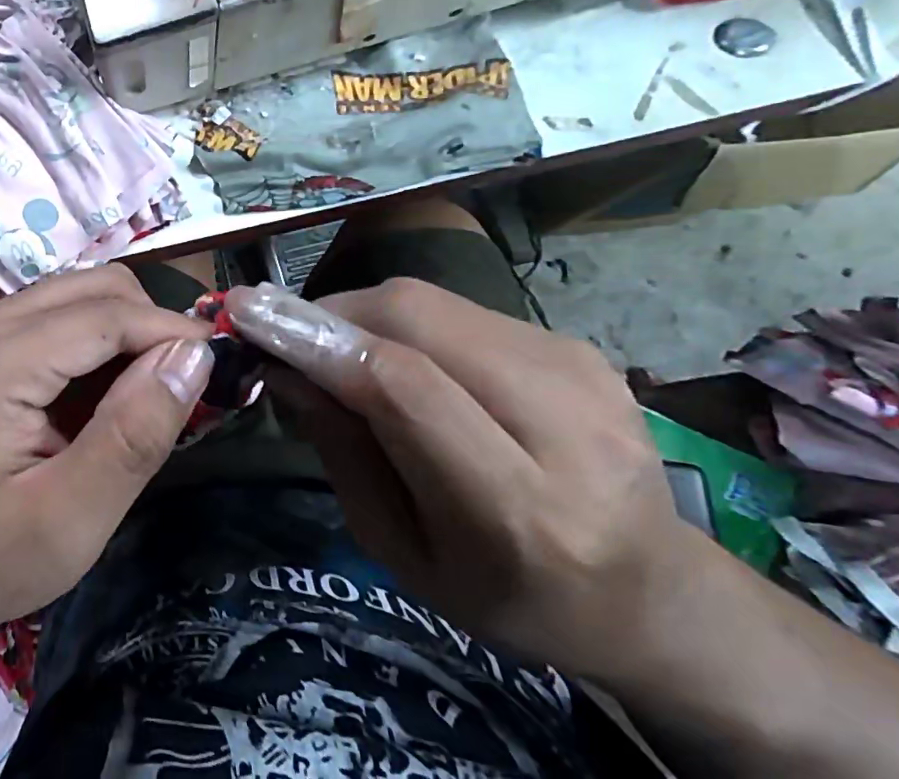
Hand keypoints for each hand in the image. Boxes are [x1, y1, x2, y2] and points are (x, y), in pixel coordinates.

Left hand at [0, 265, 214, 648]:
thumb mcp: (71, 519)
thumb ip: (133, 435)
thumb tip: (194, 357)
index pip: (107, 315)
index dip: (173, 333)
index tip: (224, 369)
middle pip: (97, 289)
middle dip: (154, 326)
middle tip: (188, 389)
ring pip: (85, 295)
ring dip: (132, 333)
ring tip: (156, 395)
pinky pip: (66, 318)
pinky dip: (106, 344)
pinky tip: (115, 396)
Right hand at [226, 278, 706, 678]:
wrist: (649, 591)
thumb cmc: (508, 596)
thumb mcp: (402, 551)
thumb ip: (343, 452)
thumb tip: (283, 366)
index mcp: (519, 510)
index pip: (404, 388)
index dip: (318, 339)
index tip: (249, 313)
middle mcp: (564, 425)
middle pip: (419, 320)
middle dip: (333, 313)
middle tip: (285, 333)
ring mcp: (583, 373)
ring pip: (434, 301)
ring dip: (364, 314)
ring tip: (339, 353)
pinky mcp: (580, 346)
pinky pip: (460, 309)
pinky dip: (406, 323)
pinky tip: (401, 359)